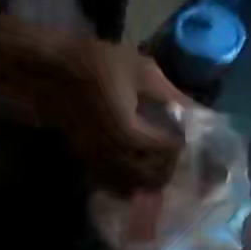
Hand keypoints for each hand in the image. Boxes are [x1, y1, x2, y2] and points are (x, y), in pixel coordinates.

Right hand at [0, 36, 190, 192]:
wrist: (50, 69)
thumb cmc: (96, 63)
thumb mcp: (141, 70)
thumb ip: (172, 95)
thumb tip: (200, 112)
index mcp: (130, 132)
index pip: (166, 152)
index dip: (180, 145)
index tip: (185, 133)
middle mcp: (112, 154)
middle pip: (148, 178)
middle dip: (165, 168)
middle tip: (173, 153)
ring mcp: (94, 159)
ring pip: (127, 186)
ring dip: (145, 179)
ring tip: (154, 162)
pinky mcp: (82, 158)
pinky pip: (107, 181)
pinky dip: (123, 181)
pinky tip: (130, 166)